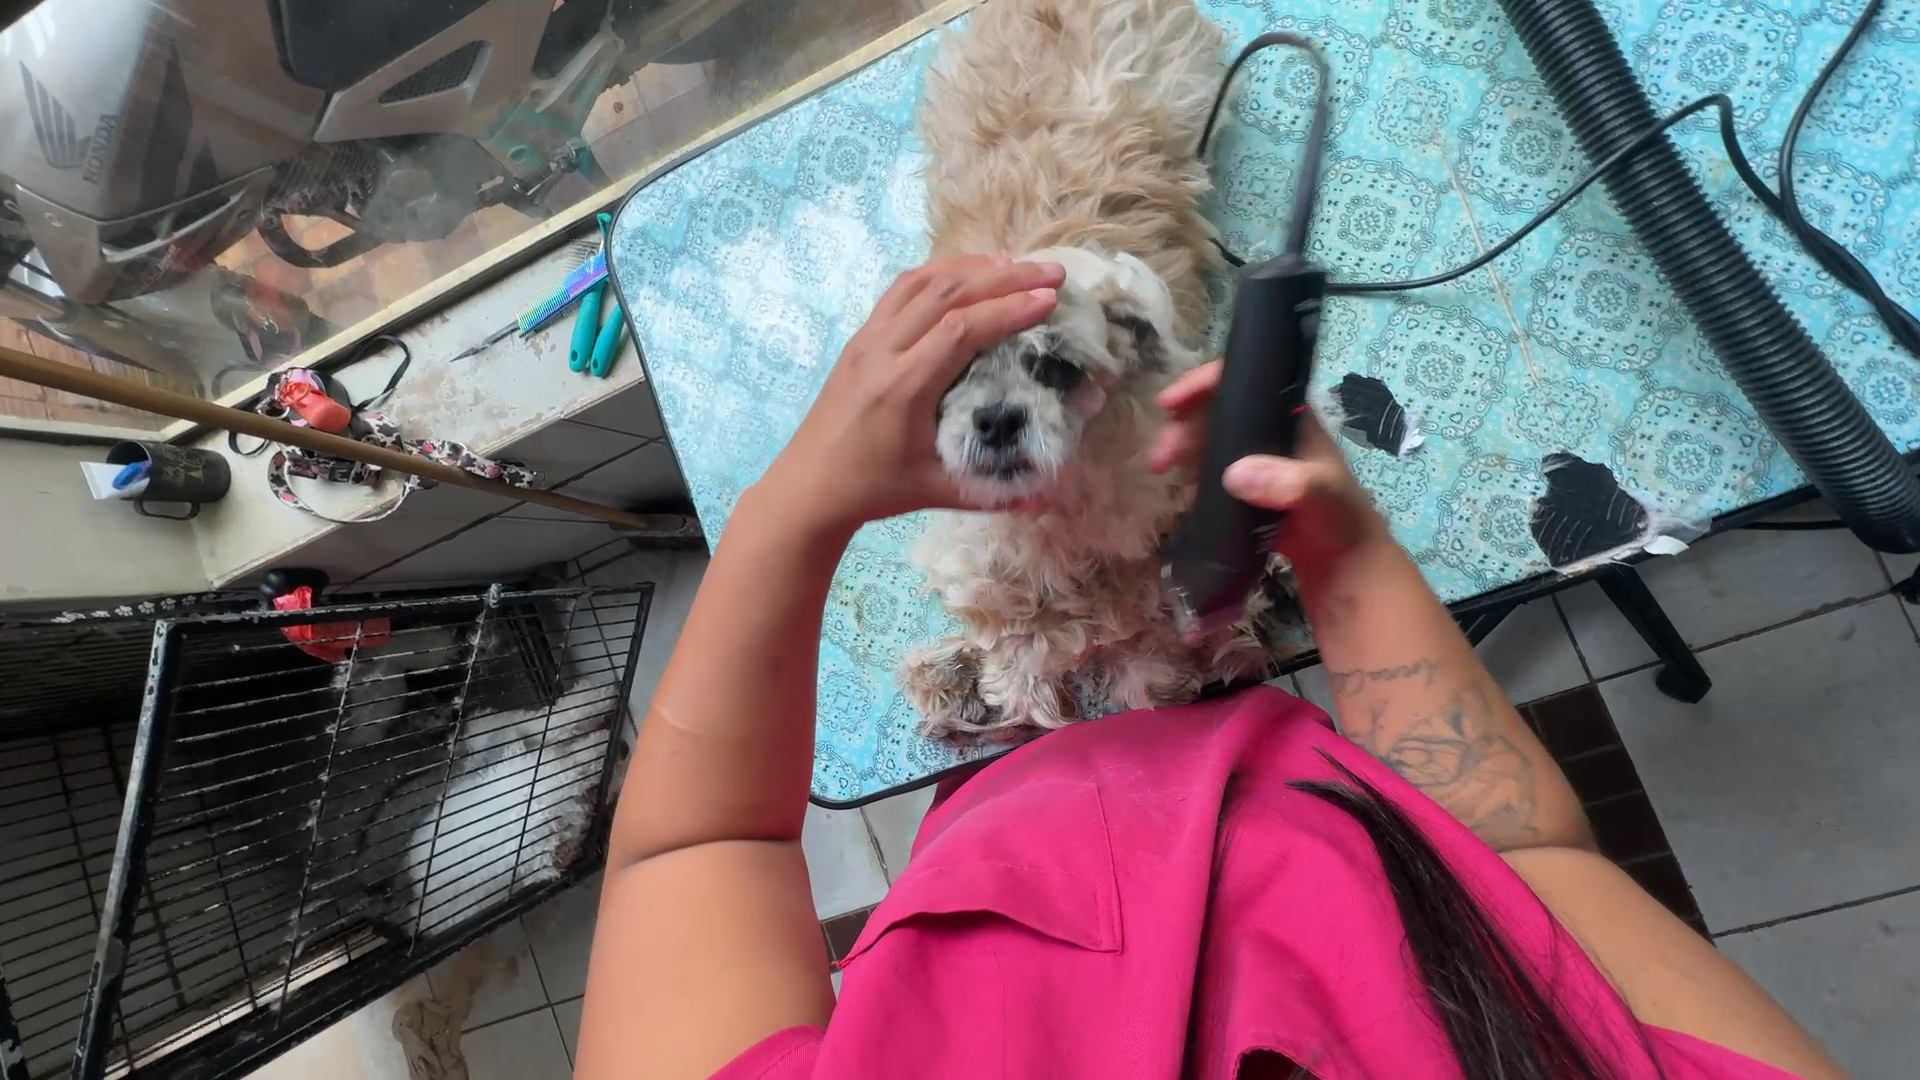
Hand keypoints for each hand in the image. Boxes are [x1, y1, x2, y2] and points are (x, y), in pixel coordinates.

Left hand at [755, 255, 1064, 538]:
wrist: (809, 487)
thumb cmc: (873, 490)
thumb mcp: (934, 492)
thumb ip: (991, 492)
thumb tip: (1047, 501)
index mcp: (902, 387)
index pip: (961, 329)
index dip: (1008, 309)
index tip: (1049, 299)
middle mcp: (882, 352)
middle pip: (946, 292)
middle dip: (1004, 276)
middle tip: (1050, 272)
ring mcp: (866, 340)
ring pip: (921, 282)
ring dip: (971, 267)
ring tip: (1015, 264)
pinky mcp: (859, 339)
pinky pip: (901, 291)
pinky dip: (938, 274)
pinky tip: (965, 274)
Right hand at [1148, 359, 1389, 577]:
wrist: (1343, 561)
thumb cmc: (1340, 518)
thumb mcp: (1322, 496)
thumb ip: (1289, 483)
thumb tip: (1235, 474)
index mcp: (1289, 417)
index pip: (1244, 382)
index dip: (1203, 384)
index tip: (1169, 403)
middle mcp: (1267, 430)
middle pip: (1214, 412)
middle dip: (1180, 427)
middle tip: (1159, 457)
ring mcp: (1253, 457)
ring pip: (1206, 440)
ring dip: (1178, 450)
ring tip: (1160, 471)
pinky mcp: (1242, 485)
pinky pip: (1207, 471)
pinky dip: (1189, 477)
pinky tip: (1183, 494)